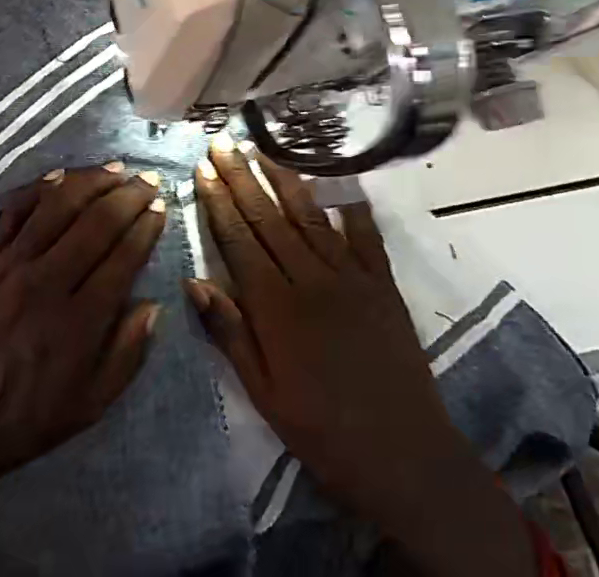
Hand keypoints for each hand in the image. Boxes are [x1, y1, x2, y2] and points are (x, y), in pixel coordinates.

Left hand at [0, 166, 165, 576]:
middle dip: (129, 196)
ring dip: (90, 182)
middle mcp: (49, 281)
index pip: (124, 256)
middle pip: (97, 223)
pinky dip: (39, 189)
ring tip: (114, 169)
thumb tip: (153, 304)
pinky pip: (14, 213)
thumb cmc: (24, 417)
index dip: (147, 227)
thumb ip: (128, 353)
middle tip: (149, 179)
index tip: (161, 207)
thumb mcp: (90, 404)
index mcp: (81, 319)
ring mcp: (12, 265)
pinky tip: (59, 176)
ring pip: (57, 207)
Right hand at [187, 137, 538, 575]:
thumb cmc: (322, 431)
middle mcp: (311, 279)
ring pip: (310, 217)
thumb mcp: (263, 393)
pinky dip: (352, 207)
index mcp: (276, 307)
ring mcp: (352, 277)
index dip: (218, 202)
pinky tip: (340, 183)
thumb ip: (230, 333)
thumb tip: (194, 281)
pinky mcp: (384, 285)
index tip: (203, 169)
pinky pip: (366, 236)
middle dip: (242, 178)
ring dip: (284, 181)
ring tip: (263, 151)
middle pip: (269, 219)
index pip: (239, 240)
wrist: (404, 454)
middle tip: (222, 144)